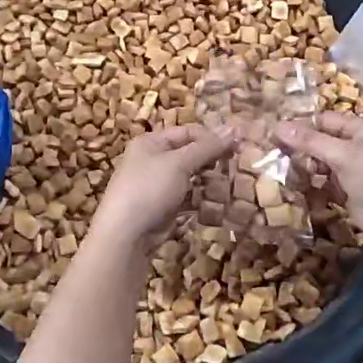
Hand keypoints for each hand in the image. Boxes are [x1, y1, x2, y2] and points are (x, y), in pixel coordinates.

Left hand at [90, 125, 235, 248]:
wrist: (125, 234)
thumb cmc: (150, 189)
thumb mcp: (180, 163)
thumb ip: (208, 147)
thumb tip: (235, 128)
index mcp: (151, 142)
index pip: (188, 132)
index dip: (212, 137)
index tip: (237, 146)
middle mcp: (153, 159)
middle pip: (189, 152)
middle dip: (211, 157)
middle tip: (235, 163)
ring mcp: (157, 184)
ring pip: (190, 175)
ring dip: (208, 178)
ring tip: (229, 182)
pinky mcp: (163, 205)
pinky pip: (187, 195)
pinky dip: (200, 196)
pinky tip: (216, 200)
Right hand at [273, 114, 362, 242]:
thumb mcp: (344, 155)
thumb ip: (310, 141)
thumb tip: (276, 125)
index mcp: (361, 128)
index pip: (323, 120)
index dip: (299, 126)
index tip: (270, 132)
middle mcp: (356, 145)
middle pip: (320, 142)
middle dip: (298, 148)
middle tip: (267, 153)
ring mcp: (353, 170)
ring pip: (320, 164)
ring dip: (302, 167)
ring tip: (273, 170)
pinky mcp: (349, 193)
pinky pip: (324, 184)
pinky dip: (310, 185)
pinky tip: (289, 187)